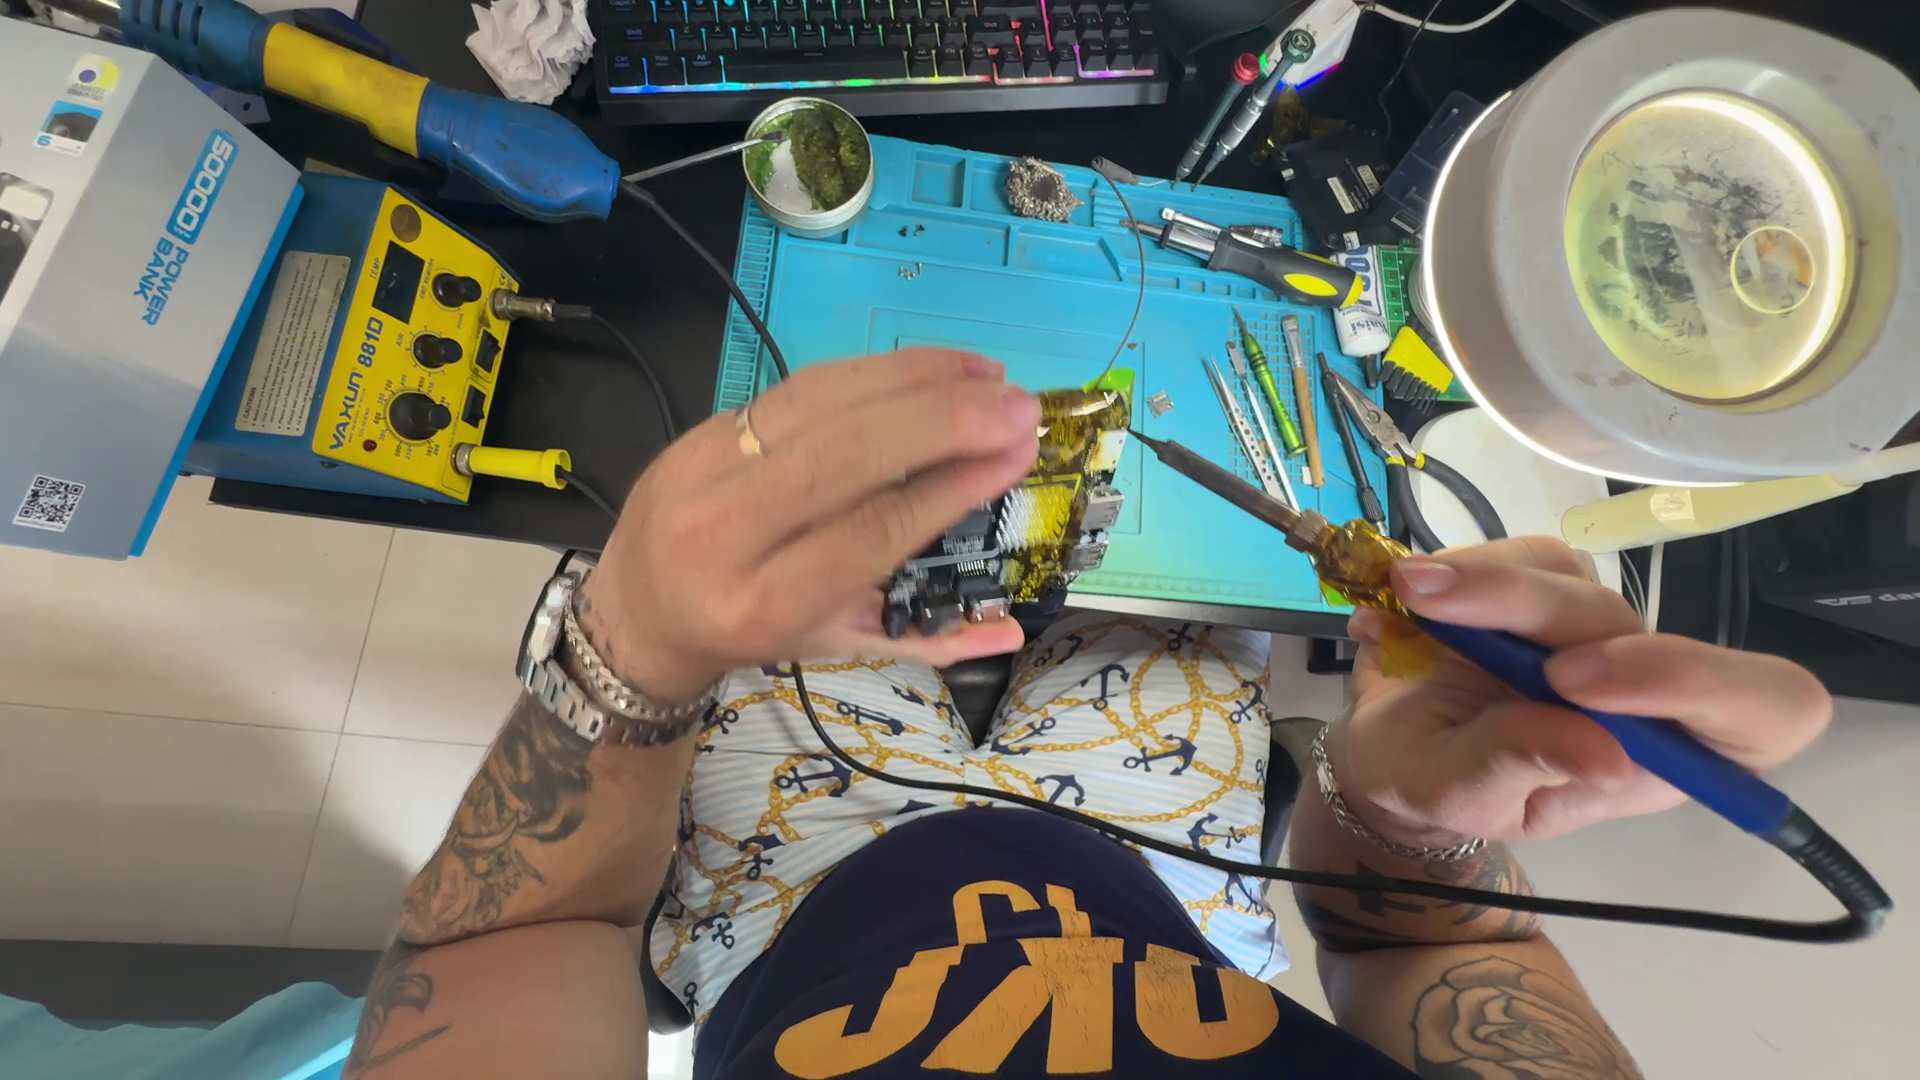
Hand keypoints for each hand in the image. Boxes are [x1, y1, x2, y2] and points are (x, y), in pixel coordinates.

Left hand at [577, 348, 1039, 701]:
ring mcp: (705, 466)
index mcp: (764, 602)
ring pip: (822, 402)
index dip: (948, 488)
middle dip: (942, 422)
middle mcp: (726, 530)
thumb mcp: (832, 647)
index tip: (1014, 455)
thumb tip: (1012, 631)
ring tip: (988, 377)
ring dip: (916, 379)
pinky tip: (932, 366)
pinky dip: (875, 368)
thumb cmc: (750, 633)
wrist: (641, 608)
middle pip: (843, 454)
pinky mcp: (705, 427)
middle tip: (1018, 407)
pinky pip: (801, 384)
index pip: (869, 531)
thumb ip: (922, 640)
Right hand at [1330, 537, 1831, 846]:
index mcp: (1654, 754)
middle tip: (1429, 598)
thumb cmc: (1431, 785)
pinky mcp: (1525, 586)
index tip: (1572, 679)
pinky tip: (1400, 592)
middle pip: (1620, 620)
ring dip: (1481, 575)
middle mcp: (1632, 681)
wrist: (1384, 746)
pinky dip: (1452, 565)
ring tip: (1405, 590)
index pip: (1759, 710)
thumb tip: (1601, 754)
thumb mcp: (1460, 796)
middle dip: (1523, 603)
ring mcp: (1575, 626)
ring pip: (1563, 571)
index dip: (1692, 680)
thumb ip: (1521, 770)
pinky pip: (1510, 555)